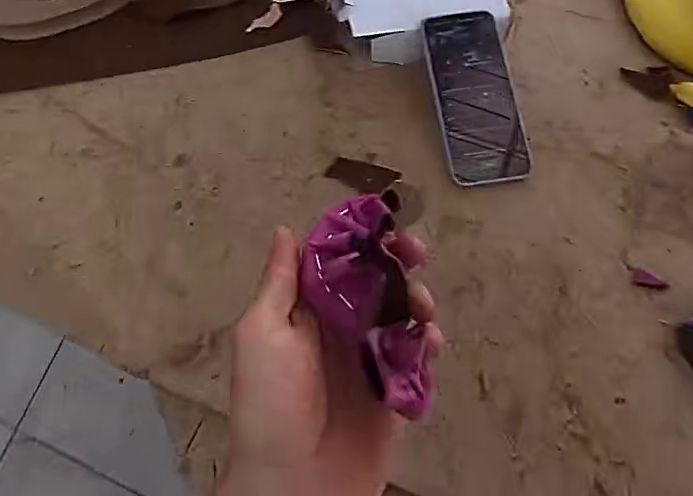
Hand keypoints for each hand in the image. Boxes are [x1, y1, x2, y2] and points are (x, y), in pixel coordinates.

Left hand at [219, 226, 441, 495]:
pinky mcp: (395, 386)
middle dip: (400, 258)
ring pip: (405, 309)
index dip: (363, 236)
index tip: (384, 224)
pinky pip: (420, 353)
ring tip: (423, 308)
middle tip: (416, 251)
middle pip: (380, 277)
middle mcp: (344, 324)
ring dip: (419, 298)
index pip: (341, 259)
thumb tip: (285, 230)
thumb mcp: (261, 336)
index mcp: (312, 308)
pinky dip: (430, 341)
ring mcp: (372, 355)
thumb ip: (279, 283)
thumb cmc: (271, 405)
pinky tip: (431, 342)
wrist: (294, 487)